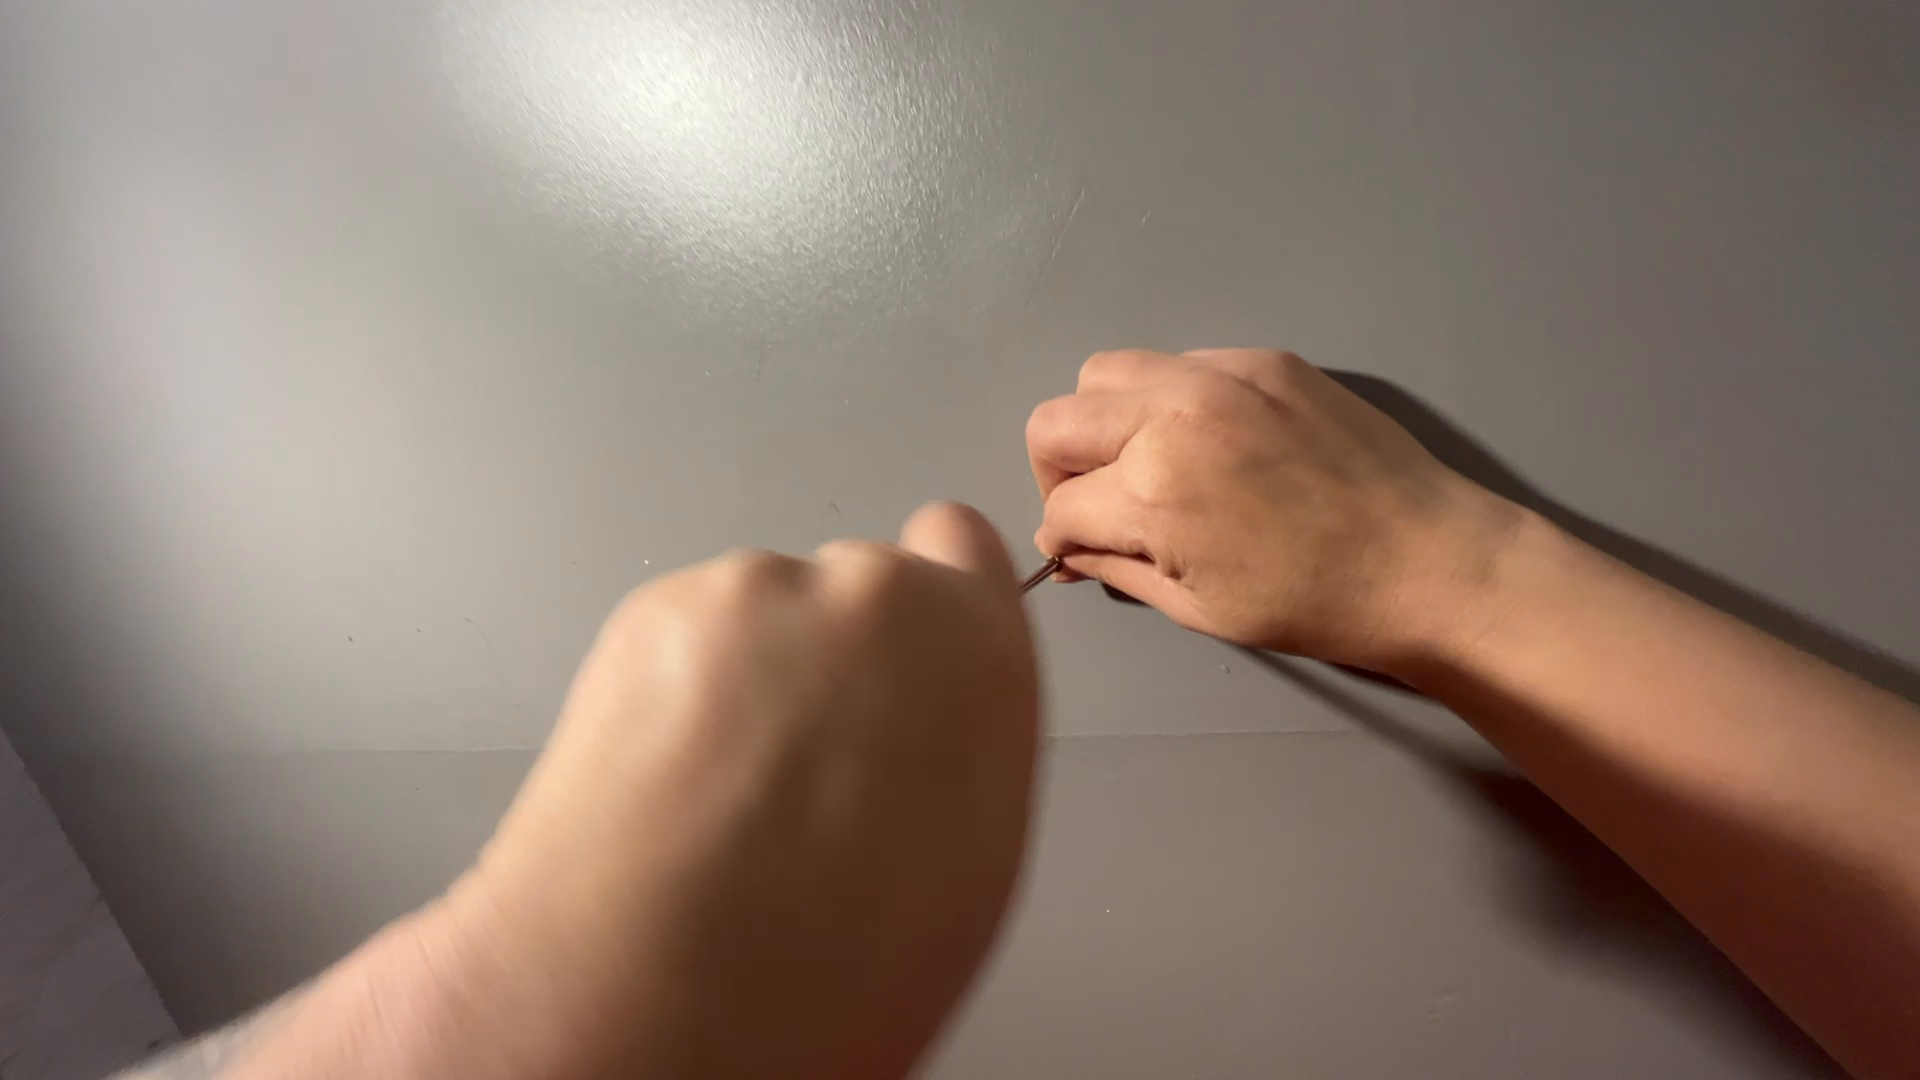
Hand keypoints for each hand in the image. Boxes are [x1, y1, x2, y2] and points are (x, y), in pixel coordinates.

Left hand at [431, 503, 1039, 1079]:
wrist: (662, 997)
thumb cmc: (836, 960)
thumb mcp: (973, 844)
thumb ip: (965, 726)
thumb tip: (932, 701)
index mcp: (976, 650)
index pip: (960, 539)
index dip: (936, 577)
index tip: (910, 622)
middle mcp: (881, 594)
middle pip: (862, 581)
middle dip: (842, 641)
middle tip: (805, 742)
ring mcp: (767, 587)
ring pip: (771, 606)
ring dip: (758, 663)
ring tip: (728, 778)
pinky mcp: (666, 604)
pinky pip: (691, 623)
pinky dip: (683, 674)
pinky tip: (672, 766)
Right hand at [1026, 348, 1522, 672]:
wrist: (1430, 562)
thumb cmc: (1308, 605)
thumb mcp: (1194, 607)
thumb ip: (1114, 567)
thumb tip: (1066, 548)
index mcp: (1151, 493)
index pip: (1060, 505)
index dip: (1060, 535)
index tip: (1079, 550)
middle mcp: (1169, 418)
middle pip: (1054, 422)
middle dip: (1055, 471)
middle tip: (1097, 502)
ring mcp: (1217, 378)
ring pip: (1103, 374)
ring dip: (1101, 421)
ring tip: (1143, 459)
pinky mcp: (1261, 359)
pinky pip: (1175, 366)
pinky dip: (1165, 402)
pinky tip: (1207, 440)